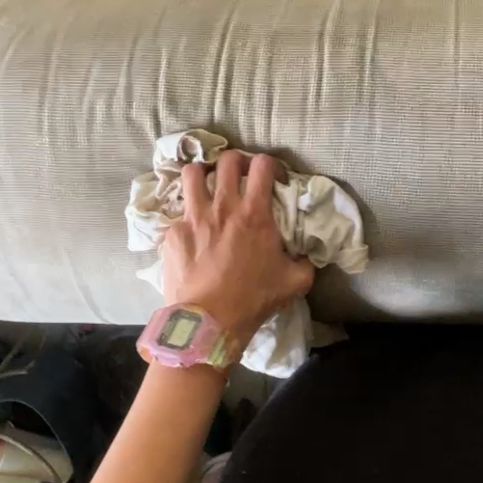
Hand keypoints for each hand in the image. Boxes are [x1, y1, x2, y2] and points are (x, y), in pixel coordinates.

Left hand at [162, 151, 314, 344]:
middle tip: (240, 178)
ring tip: (207, 187)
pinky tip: (191, 231)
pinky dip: (187, 216)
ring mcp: (194, 217)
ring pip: (193, 174)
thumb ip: (306, 261)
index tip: (272, 179)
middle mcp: (224, 206)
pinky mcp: (173, 233)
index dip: (270, 165)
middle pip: (227, 160)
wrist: (209, 322)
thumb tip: (309, 254)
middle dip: (236, 163)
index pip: (263, 165)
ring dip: (203, 176)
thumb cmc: (254, 300)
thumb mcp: (295, 281)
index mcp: (255, 213)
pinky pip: (178, 213)